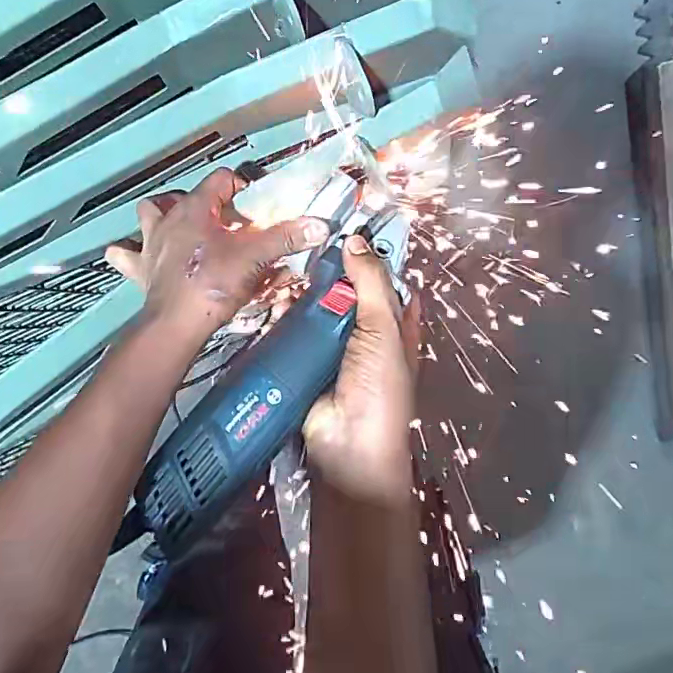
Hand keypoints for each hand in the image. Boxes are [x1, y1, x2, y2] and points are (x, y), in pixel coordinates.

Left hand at [104, 168, 328, 337]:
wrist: (175, 325)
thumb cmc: (211, 286)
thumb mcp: (255, 258)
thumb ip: (286, 238)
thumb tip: (318, 226)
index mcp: (195, 209)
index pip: (220, 178)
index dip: (241, 186)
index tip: (256, 203)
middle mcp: (168, 221)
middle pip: (181, 195)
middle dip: (203, 203)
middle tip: (224, 220)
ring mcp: (150, 245)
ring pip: (148, 215)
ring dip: (161, 216)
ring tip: (179, 226)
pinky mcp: (141, 271)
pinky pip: (126, 255)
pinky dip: (132, 252)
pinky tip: (141, 256)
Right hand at [303, 235, 422, 504]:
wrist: (348, 446)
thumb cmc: (379, 386)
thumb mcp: (384, 328)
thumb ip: (371, 282)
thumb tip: (354, 239)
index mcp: (396, 323)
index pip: (386, 279)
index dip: (371, 254)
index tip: (347, 226)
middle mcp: (367, 332)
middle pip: (348, 290)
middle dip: (331, 270)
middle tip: (307, 243)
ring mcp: (334, 347)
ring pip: (320, 308)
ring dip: (306, 291)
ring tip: (288, 267)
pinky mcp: (306, 360)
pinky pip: (297, 330)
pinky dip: (287, 314)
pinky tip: (276, 298)